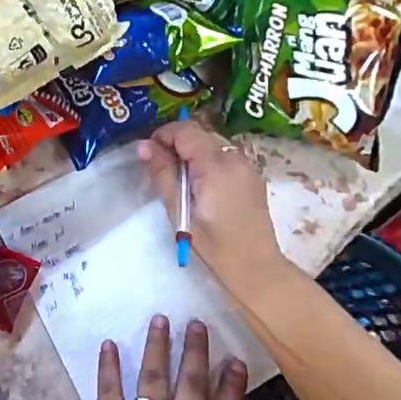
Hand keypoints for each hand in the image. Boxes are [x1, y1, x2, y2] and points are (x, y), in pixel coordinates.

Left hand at [74, 316, 246, 399]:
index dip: (231, 386)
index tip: (234, 358)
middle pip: (192, 390)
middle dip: (196, 354)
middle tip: (196, 323)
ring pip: (154, 384)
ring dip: (158, 349)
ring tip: (160, 320)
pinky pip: (110, 396)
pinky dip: (110, 369)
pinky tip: (109, 344)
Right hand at [138, 119, 290, 298]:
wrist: (256, 268)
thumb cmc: (213, 244)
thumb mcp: (179, 210)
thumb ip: (162, 173)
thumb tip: (144, 146)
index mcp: (216, 165)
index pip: (186, 131)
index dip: (163, 134)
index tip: (148, 151)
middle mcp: (235, 158)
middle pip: (200, 133)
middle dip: (177, 141)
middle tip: (160, 164)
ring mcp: (247, 166)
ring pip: (214, 143)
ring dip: (193, 150)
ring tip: (179, 175)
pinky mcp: (253, 177)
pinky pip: (226, 156)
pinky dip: (209, 159)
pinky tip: (201, 184)